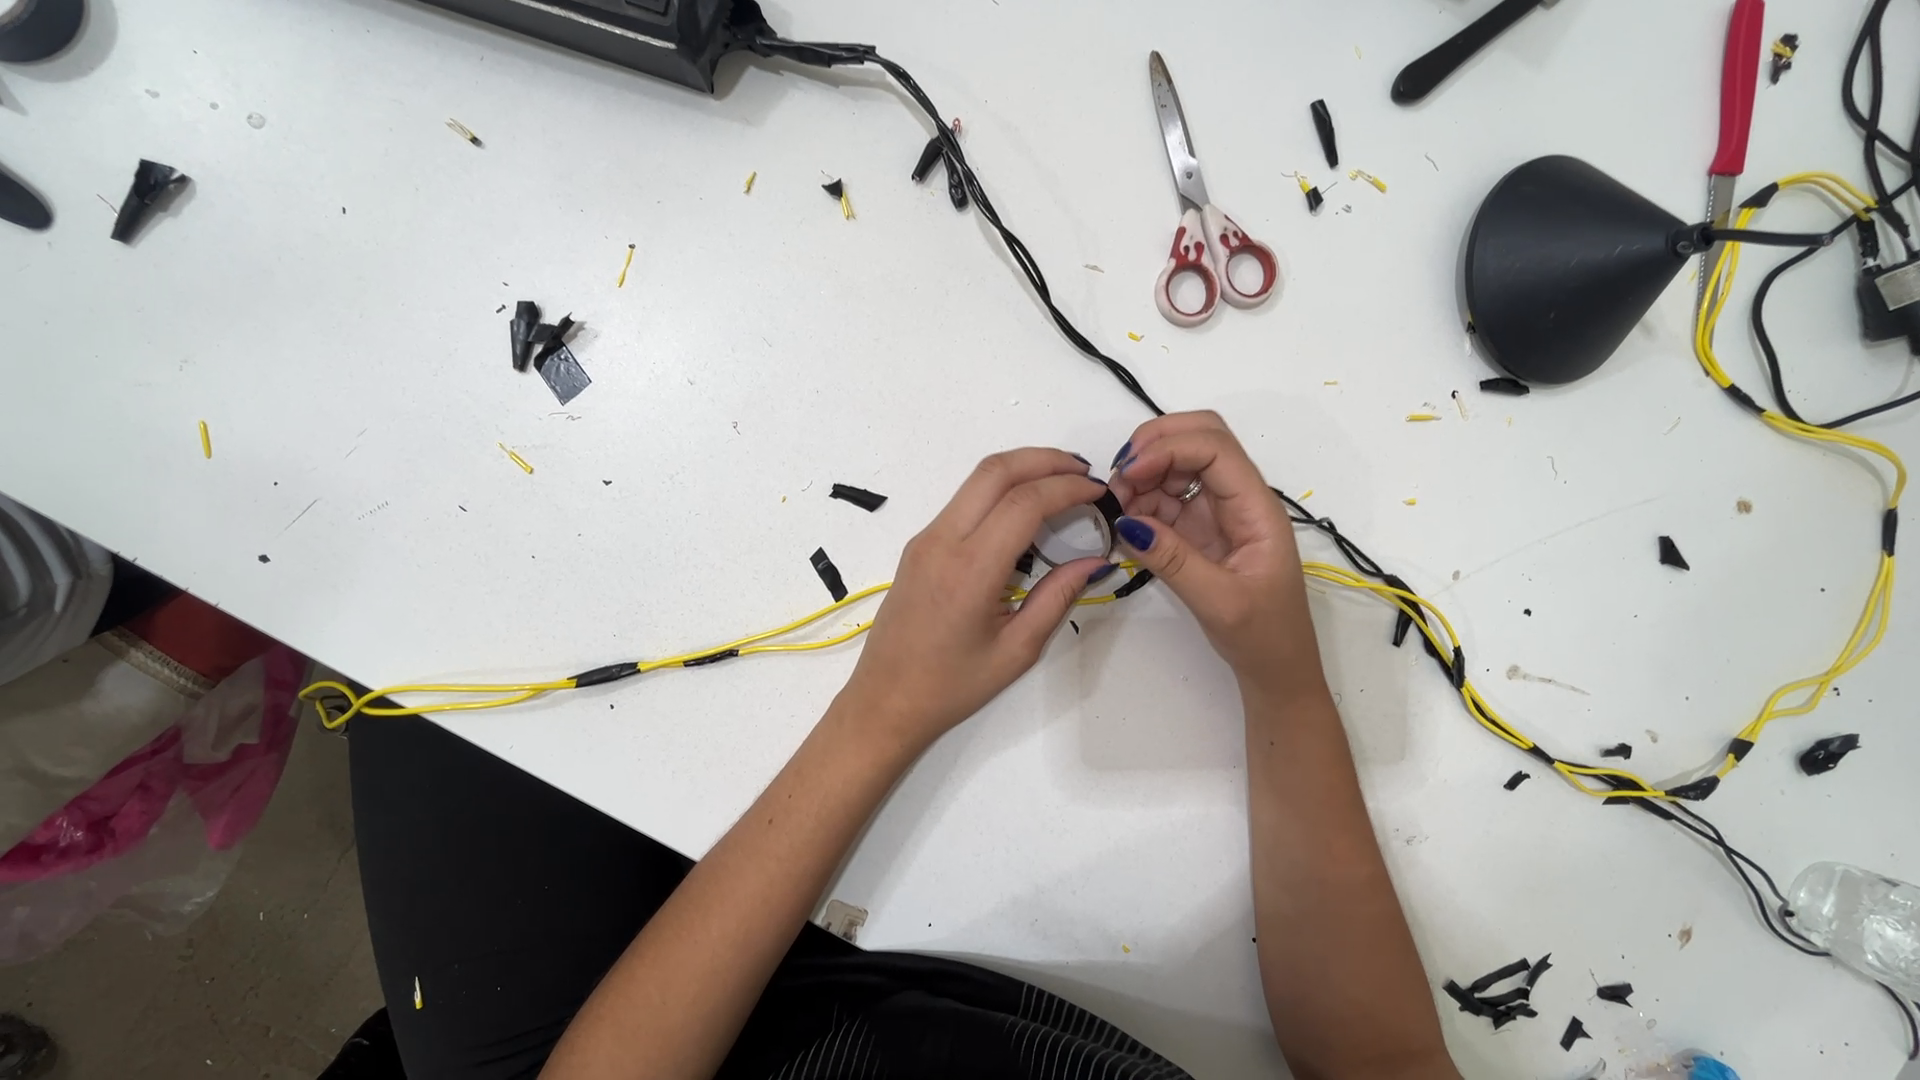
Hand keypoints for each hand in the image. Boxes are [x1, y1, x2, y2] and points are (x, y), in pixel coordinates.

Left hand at [840, 448, 1116, 748]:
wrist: (884, 700)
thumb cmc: (951, 686)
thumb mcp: (1016, 650)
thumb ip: (1057, 598)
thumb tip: (1095, 561)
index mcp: (970, 570)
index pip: (1024, 502)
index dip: (1067, 488)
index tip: (1099, 493)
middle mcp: (942, 541)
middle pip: (995, 471)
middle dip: (1045, 460)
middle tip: (1084, 473)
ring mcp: (925, 539)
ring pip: (976, 479)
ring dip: (1021, 469)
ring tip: (1062, 483)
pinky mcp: (919, 545)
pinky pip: (963, 500)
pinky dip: (1000, 490)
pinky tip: (1026, 509)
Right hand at [1105, 412, 1321, 690]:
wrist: (1277, 669)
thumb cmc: (1264, 636)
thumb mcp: (1220, 602)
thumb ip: (1174, 560)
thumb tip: (1128, 521)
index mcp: (1256, 508)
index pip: (1216, 448)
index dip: (1169, 448)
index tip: (1129, 474)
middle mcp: (1238, 499)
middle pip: (1200, 439)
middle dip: (1155, 445)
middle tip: (1119, 478)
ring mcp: (1217, 512)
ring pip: (1178, 465)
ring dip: (1144, 474)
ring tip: (1117, 508)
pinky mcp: (1198, 530)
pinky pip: (1166, 499)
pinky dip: (1142, 502)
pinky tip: (1126, 524)